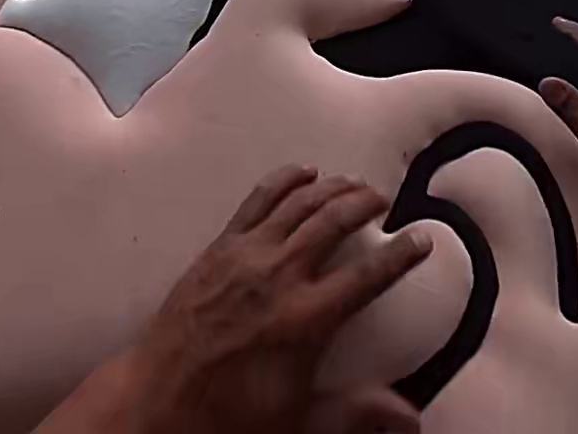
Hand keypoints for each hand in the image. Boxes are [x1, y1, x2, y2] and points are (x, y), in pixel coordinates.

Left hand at [38, 165, 431, 433]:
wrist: (155, 400)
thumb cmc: (228, 418)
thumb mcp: (297, 425)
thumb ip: (354, 414)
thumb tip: (414, 417)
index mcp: (303, 321)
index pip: (366, 278)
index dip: (400, 256)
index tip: (421, 238)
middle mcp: (279, 275)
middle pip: (332, 222)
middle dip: (363, 202)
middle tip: (383, 196)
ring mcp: (247, 253)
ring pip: (299, 203)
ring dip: (331, 186)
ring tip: (353, 180)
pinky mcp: (222, 243)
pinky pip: (258, 198)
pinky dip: (284, 178)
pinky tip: (303, 170)